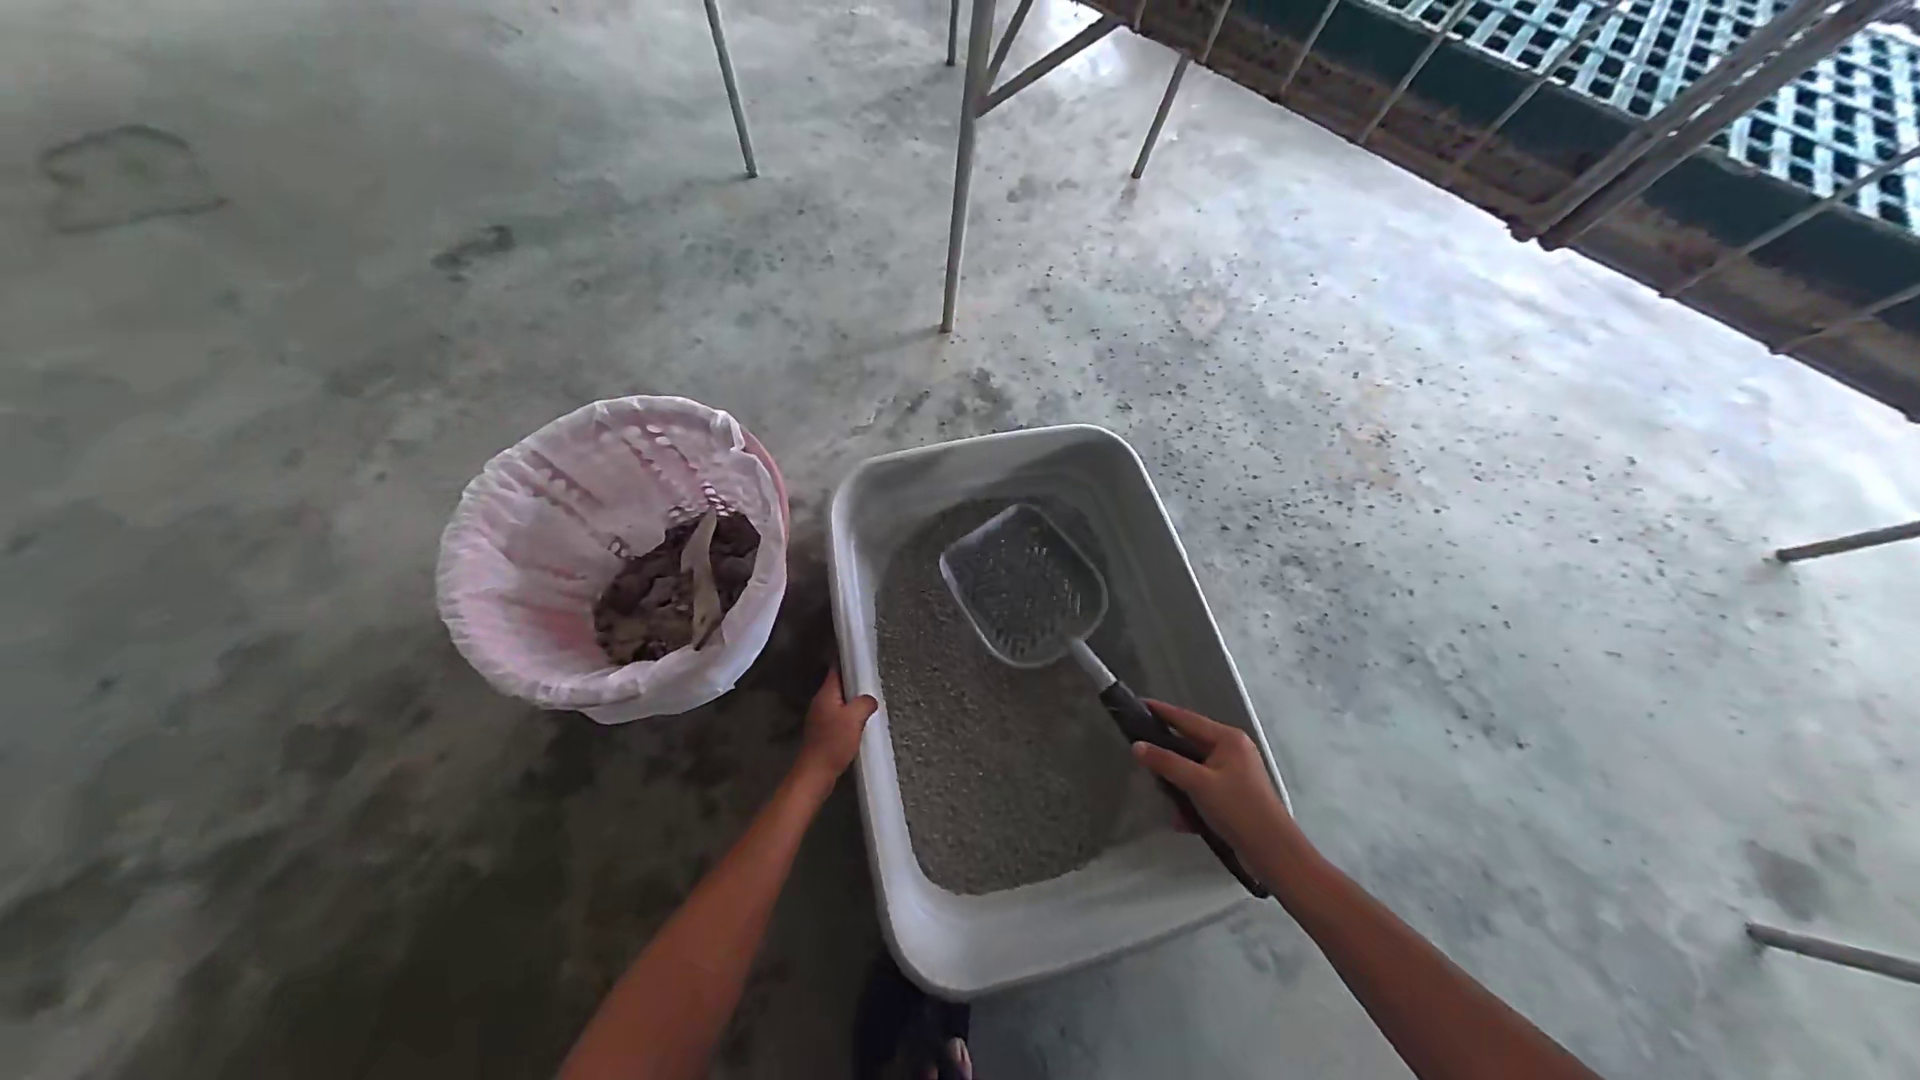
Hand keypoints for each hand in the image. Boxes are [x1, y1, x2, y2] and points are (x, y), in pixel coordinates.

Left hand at [797, 668, 877, 779]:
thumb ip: (864, 703)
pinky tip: (862, 720)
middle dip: (854, 680)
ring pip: (840, 701)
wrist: (816, 773)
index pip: (835, 668)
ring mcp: (821, 717)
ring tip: (871, 698)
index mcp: (826, 694)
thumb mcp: (854, 718)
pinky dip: (851, 714)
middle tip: (872, 676)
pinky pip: (840, 715)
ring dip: (853, 699)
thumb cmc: (833, 743)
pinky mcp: (824, 731)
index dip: (847, 658)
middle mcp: (821, 702)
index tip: (860, 652)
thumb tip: (870, 700)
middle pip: (838, 684)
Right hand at [1131, 700, 1295, 862]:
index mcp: (1228, 739)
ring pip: (1194, 771)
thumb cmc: (1237, 809)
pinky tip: (1184, 821)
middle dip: (1168, 759)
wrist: (1273, 852)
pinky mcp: (1233, 795)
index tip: (1140, 705)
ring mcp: (1234, 774)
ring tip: (1168, 801)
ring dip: (1179, 787)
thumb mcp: (1197, 783)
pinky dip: (1191, 802)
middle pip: (1189, 746)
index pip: (1187, 718)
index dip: (1162, 712)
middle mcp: (1232, 751)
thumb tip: (1137, 746)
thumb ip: (1165, 762)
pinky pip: (1202, 790)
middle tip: (1144, 759)